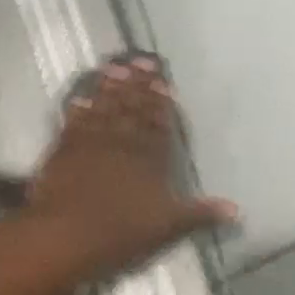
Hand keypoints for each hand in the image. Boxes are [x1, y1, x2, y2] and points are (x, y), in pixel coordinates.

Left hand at [27, 54, 237, 278]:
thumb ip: (199, 214)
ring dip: (107, 89)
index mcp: (150, 157)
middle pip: (130, 110)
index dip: (160, 103)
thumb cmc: (120, 231)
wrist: (65, 234)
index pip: (158, 123)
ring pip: (101, 111)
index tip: (162, 82)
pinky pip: (70, 127)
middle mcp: (121, 145)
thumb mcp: (167, 226)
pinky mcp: (59, 155)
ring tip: (112, 68)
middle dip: (136, 85)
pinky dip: (75, 113)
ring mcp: (88, 147)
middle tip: (138, 60)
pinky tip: (77, 101)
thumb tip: (236, 210)